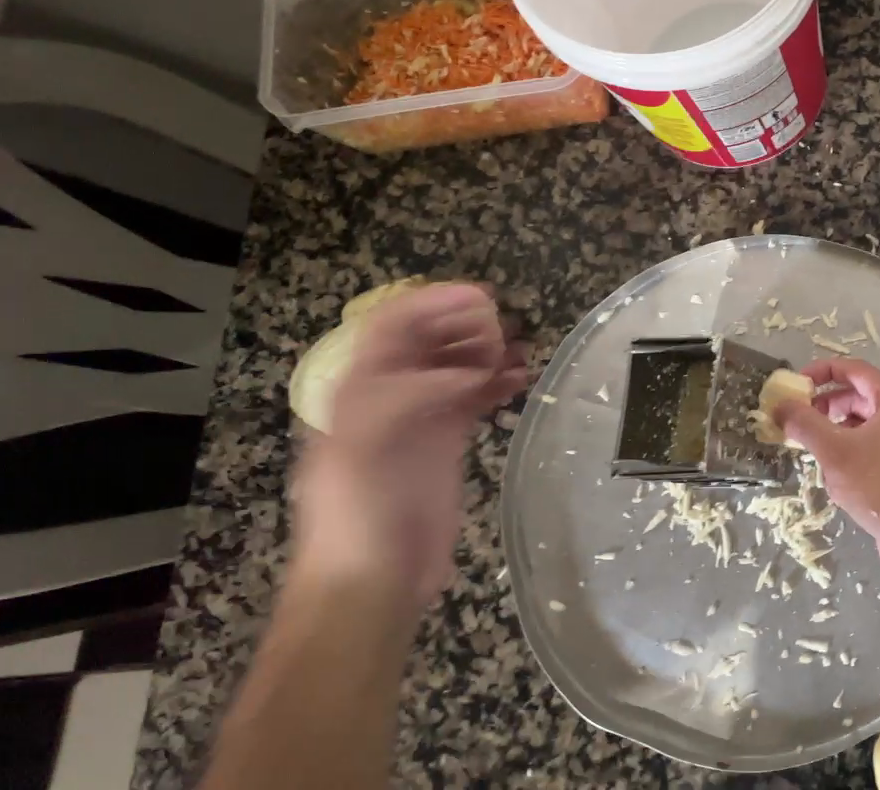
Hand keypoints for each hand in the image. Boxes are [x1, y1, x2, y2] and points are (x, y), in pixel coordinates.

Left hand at [291, 283, 525, 609]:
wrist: (371, 581)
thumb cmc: (358, 518)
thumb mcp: (363, 453)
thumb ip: (407, 400)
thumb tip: (467, 370)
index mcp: (359, 393)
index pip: (391, 329)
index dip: (430, 305)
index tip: (478, 298)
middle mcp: (388, 397)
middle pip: (427, 342)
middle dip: (465, 325)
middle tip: (506, 325)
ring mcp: (420, 419)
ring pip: (455, 366)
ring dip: (487, 349)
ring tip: (521, 346)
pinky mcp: (446, 443)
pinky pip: (474, 398)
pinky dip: (497, 382)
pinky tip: (521, 377)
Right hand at [775, 358, 879, 569]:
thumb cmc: (876, 484)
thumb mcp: (834, 451)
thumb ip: (804, 423)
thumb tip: (780, 405)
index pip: (854, 369)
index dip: (823, 370)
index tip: (795, 382)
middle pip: (856, 394)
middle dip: (824, 403)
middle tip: (797, 418)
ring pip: (859, 421)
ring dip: (833, 428)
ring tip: (810, 446)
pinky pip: (866, 442)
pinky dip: (845, 446)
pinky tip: (831, 469)